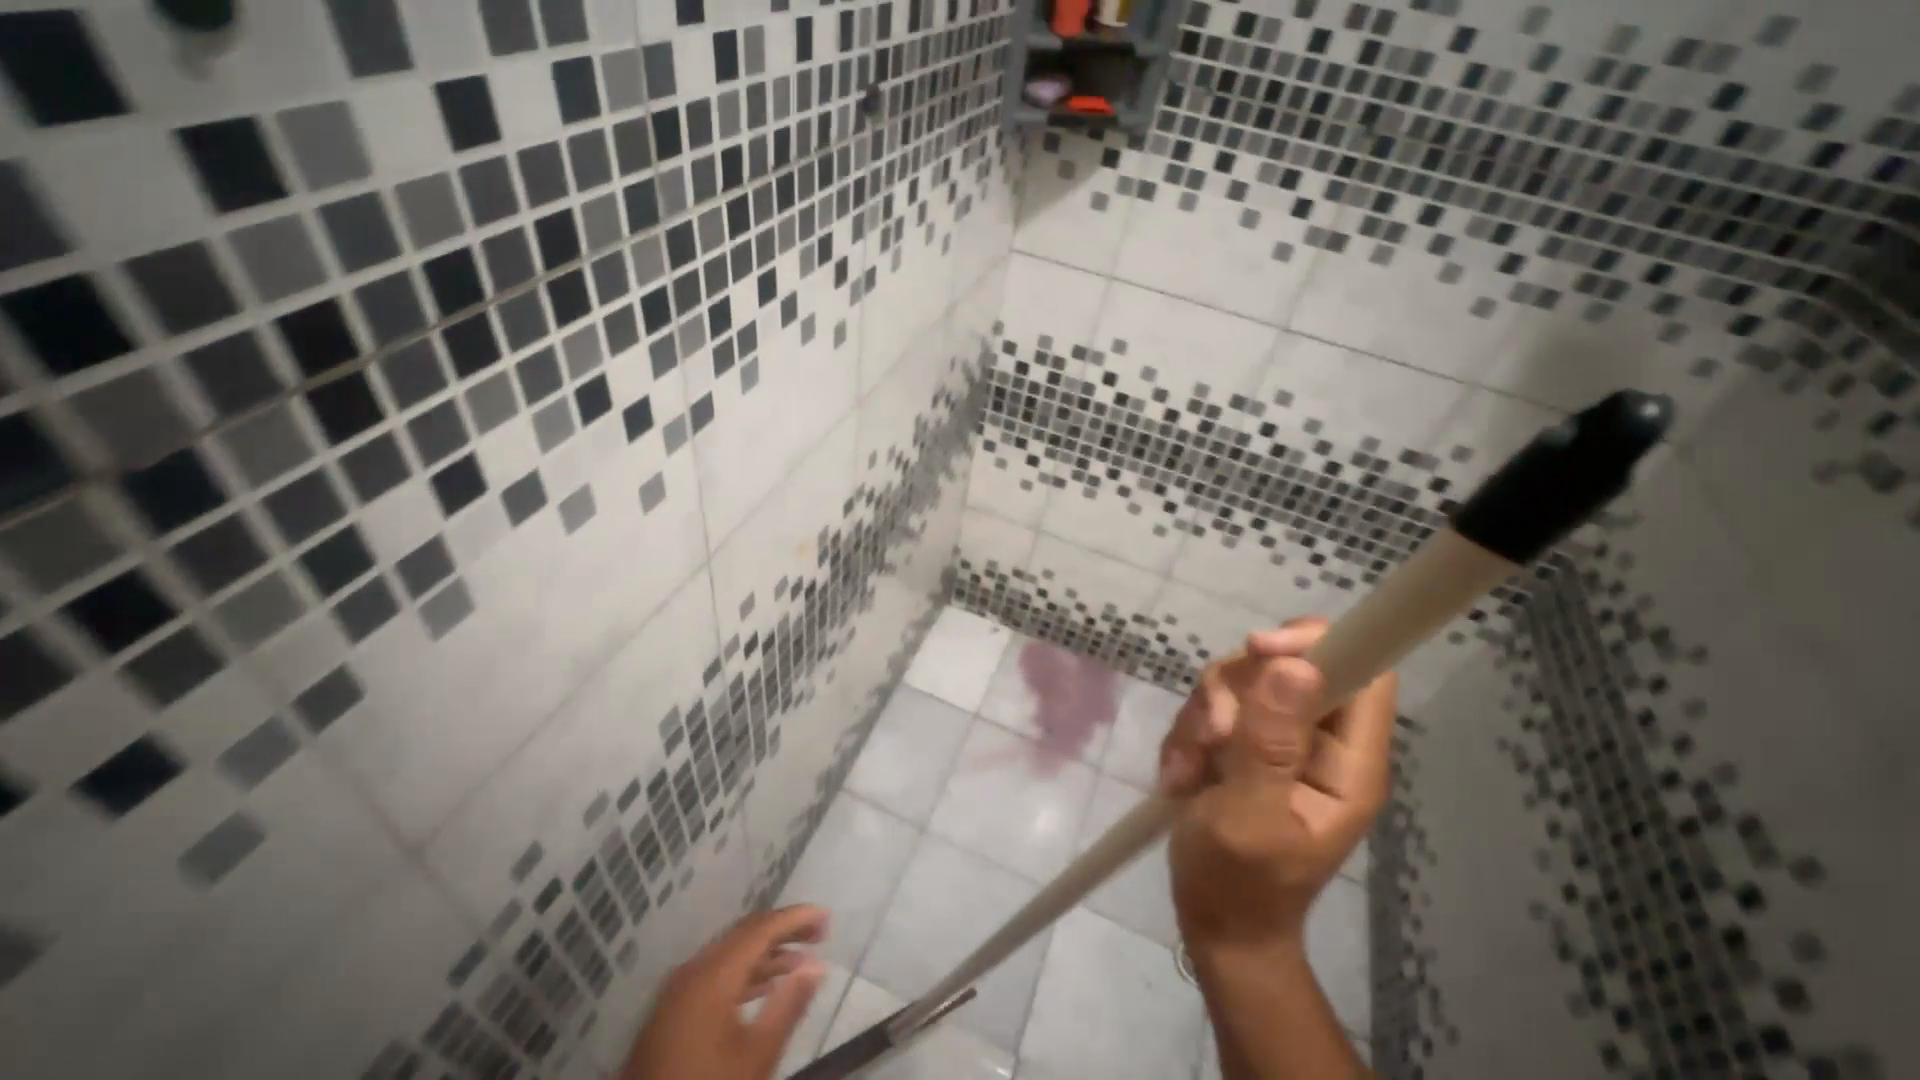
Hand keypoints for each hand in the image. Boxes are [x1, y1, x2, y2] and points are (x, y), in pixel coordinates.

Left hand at [621, 905, 828, 1079]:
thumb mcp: (758, 1054)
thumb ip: (789, 1005)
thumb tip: (816, 965)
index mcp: (713, 975)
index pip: (760, 930)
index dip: (795, 919)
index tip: (827, 918)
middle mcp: (693, 971)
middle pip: (743, 935)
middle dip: (783, 930)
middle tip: (820, 935)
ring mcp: (678, 991)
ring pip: (728, 955)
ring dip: (766, 953)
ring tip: (802, 961)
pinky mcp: (672, 1010)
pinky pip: (714, 974)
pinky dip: (745, 972)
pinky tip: (766, 986)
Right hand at [1160, 619, 1395, 949]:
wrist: (1216, 926)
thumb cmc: (1240, 885)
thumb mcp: (1249, 816)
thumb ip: (1269, 742)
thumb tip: (1294, 665)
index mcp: (1349, 763)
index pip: (1362, 669)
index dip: (1315, 644)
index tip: (1259, 649)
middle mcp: (1320, 743)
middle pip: (1285, 666)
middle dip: (1234, 692)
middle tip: (1211, 738)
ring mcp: (1279, 743)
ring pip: (1240, 685)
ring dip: (1201, 719)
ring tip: (1188, 771)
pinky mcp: (1245, 748)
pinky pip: (1212, 710)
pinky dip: (1187, 738)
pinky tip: (1180, 778)